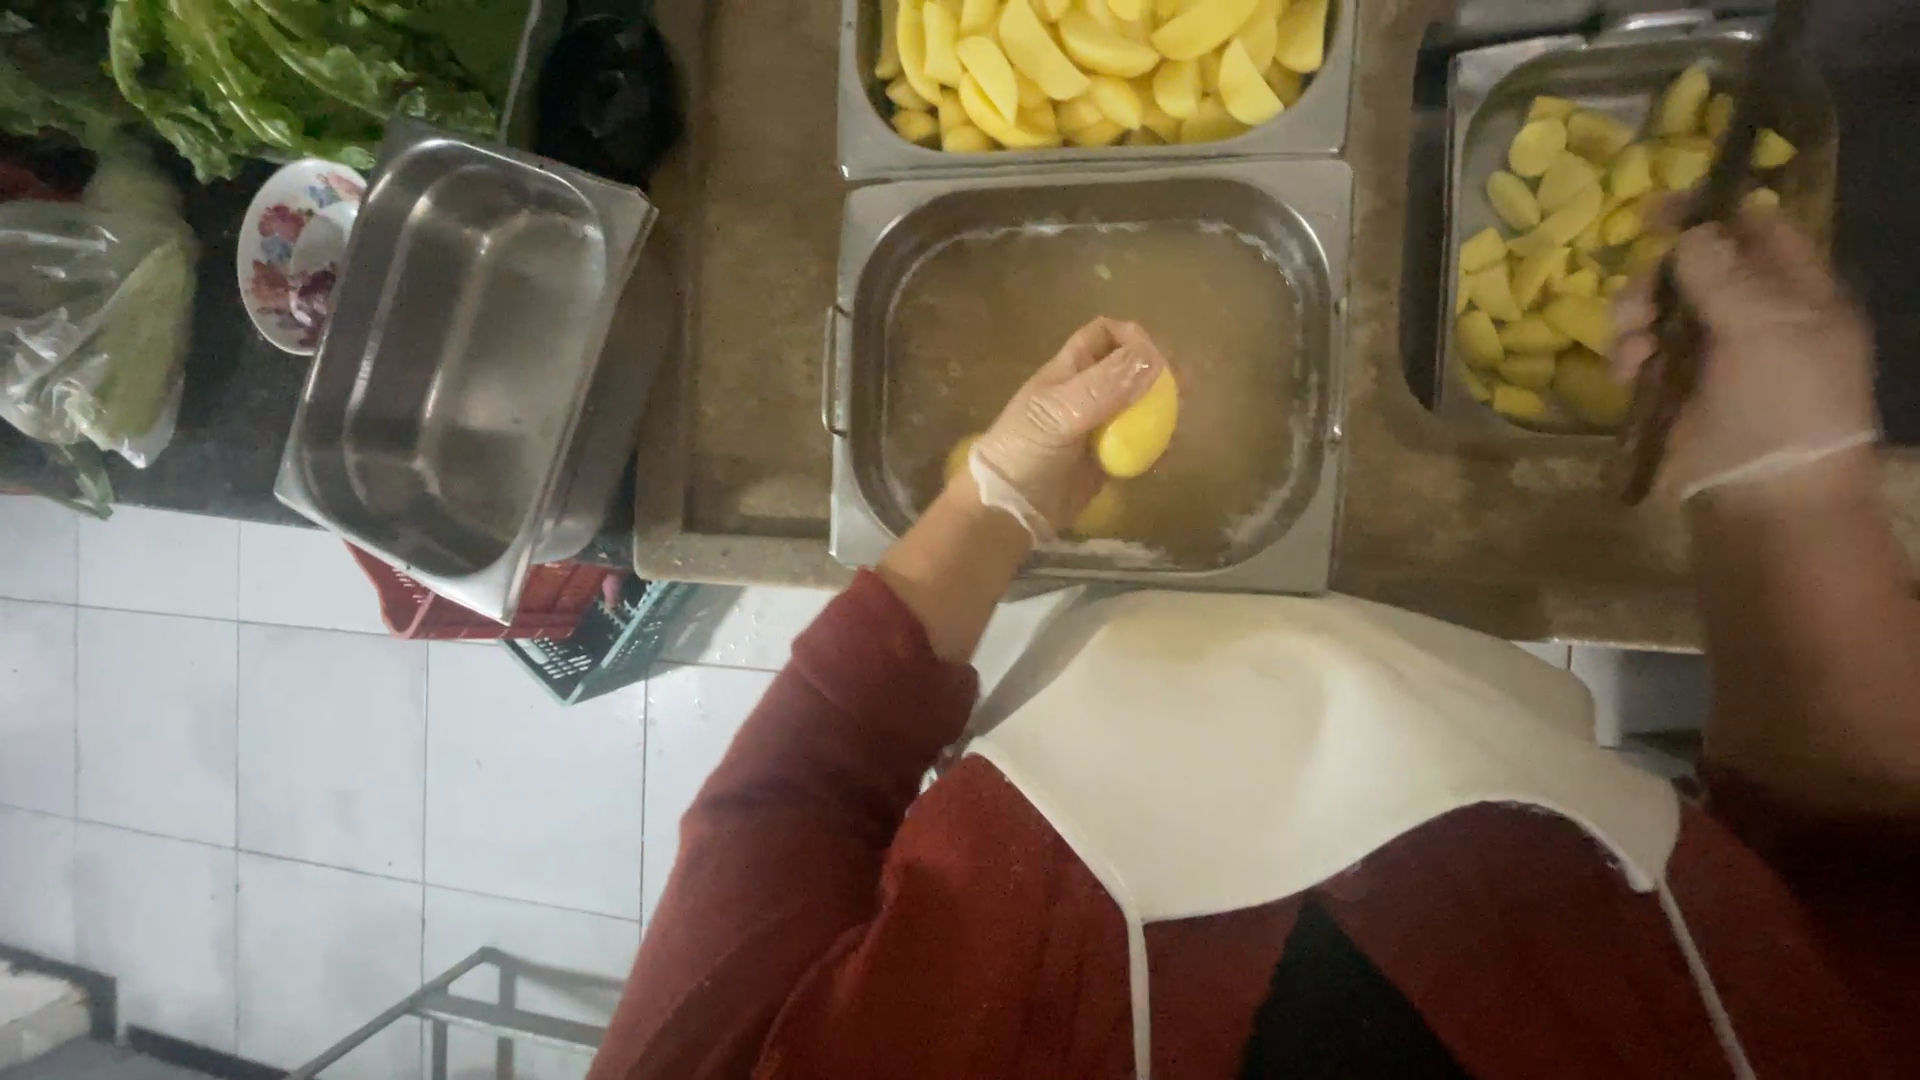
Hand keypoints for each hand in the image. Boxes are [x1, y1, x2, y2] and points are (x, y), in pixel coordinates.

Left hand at [967, 317, 1165, 535]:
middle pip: (1130, 369)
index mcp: (1068, 371)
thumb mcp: (1058, 414)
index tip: (1151, 358)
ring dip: (1162, 409)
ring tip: (1181, 417)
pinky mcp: (1106, 459)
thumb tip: (1153, 361)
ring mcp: (1097, 427)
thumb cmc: (1023, 451)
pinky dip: (1156, 444)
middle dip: (1157, 374)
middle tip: (1183, 387)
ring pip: (1139, 406)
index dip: (1131, 338)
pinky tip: (1168, 450)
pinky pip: (1139, 444)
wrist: (1010, 508)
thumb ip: (1102, 388)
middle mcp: (1085, 393)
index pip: (1105, 335)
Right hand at [1613, 210, 1877, 501]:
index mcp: (1796, 292)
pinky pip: (1639, 353)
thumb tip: (1691, 232)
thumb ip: (1724, 279)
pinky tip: (1626, 376)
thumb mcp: (1765, 331)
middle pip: (1690, 271)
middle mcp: (1752, 314)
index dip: (1711, 214)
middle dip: (1653, 283)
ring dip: (1633, 324)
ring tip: (1631, 354)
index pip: (1756, 230)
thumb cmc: (1783, 404)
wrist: (1761, 490)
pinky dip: (1626, 358)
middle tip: (1635, 309)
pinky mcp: (1672, 385)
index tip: (1656, 212)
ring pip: (1656, 312)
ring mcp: (1709, 352)